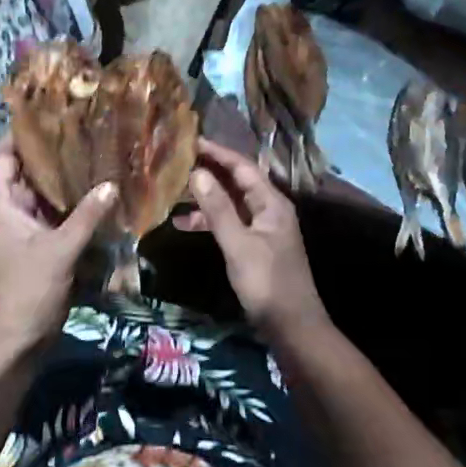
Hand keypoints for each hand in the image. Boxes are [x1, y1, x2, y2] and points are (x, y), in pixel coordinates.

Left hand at [0, 135, 116, 351]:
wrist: (18, 338)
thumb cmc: (28, 289)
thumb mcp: (58, 251)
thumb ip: (86, 217)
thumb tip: (111, 184)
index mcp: (4, 205)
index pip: (4, 158)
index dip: (18, 134)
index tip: (46, 112)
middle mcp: (15, 211)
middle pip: (30, 173)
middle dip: (53, 153)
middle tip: (86, 129)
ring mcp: (31, 230)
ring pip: (48, 195)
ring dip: (68, 180)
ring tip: (99, 153)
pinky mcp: (46, 246)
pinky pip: (61, 217)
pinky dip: (77, 205)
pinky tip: (102, 193)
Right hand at [175, 138, 327, 335]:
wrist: (291, 325)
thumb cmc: (267, 283)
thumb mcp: (238, 244)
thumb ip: (218, 209)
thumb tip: (198, 173)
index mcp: (272, 203)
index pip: (242, 167)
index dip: (217, 153)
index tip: (190, 141)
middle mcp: (269, 210)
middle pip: (237, 182)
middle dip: (209, 172)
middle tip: (177, 161)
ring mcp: (263, 228)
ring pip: (231, 203)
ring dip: (205, 198)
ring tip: (174, 192)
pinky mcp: (255, 246)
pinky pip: (230, 223)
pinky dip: (209, 221)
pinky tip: (184, 224)